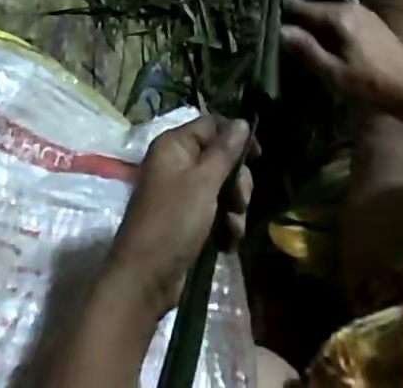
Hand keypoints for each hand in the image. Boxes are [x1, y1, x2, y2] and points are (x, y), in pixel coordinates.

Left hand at [102, 115, 252, 316]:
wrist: (145, 280)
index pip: (212, 125)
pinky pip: (214, 210)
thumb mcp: (204, 182)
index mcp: (174, 145)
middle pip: (220, 157)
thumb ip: (225, 151)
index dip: (236, 137)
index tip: (257, 157)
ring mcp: (181, 192)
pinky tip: (228, 241)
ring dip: (234, 208)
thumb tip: (242, 122)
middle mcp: (177, 163)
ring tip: (233, 229)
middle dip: (237, 182)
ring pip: (221, 187)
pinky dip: (224, 224)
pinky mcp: (186, 218)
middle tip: (241, 202)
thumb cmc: (174, 221)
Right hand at [280, 0, 402, 111]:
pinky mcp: (375, 26)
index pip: (302, 8)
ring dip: (316, 24)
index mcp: (339, 16)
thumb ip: (308, 50)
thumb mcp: (334, 74)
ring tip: (300, 37)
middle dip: (299, 19)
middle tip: (280, 30)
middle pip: (317, 10)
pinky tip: (327, 43)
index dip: (284, 13)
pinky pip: (344, 22)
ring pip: (331, 15)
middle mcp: (352, 8)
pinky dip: (331, 29)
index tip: (266, 18)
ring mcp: (366, 15)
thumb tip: (281, 31)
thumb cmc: (372, 84)